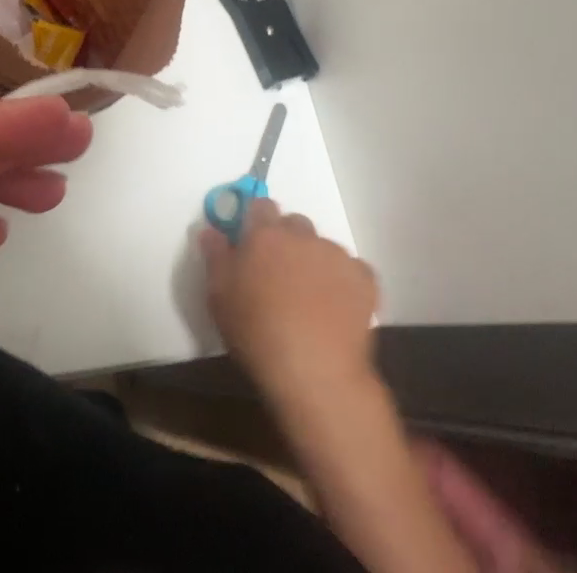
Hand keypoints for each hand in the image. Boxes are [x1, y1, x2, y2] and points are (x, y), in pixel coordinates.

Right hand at [200, 199, 378, 401]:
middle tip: (277, 272)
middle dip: (285, 239)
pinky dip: (342, 279)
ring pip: (322, 246)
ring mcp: (337, 256)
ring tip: (308, 295)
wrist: (314, 370)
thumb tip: (211, 231)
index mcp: (264, 235)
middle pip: (294, 223)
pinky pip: (351, 268)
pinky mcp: (365, 279)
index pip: (260, 205)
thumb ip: (215, 257)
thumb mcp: (218, 297)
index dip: (255, 220)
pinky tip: (335, 305)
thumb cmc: (255, 331)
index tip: (250, 242)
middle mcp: (303, 237)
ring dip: (313, 259)